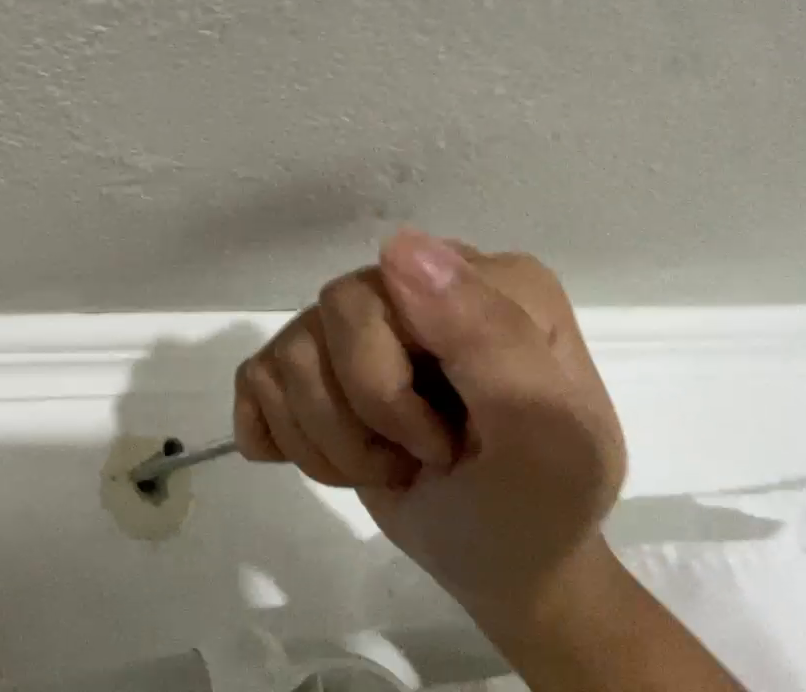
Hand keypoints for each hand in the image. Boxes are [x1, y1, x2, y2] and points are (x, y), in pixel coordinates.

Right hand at [233, 229, 625, 620]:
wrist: (496, 559)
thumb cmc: (534, 506)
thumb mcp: (550, 442)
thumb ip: (492, 340)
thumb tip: (398, 247)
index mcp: (485, 280)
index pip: (381, 296)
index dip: (391, 391)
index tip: (456, 445)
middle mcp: (410, 283)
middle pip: (323, 323)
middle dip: (358, 421)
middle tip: (418, 458)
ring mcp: (352, 322)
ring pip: (284, 358)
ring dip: (329, 444)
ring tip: (390, 464)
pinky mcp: (308, 359)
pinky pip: (254, 379)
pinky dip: (288, 440)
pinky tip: (338, 457)